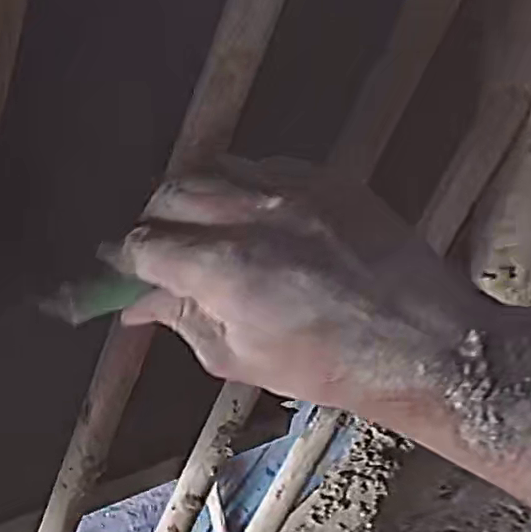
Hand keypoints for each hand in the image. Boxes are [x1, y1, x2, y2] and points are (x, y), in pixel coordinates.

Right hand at [117, 160, 485, 411]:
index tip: (110, 267)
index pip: (146, 246)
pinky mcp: (328, 182)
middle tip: (147, 250)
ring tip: (188, 227)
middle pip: (172, 194)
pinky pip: (259, 165)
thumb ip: (179, 319)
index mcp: (225, 270)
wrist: (420, 343)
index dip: (120, 259)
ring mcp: (296, 191)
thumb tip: (137, 306)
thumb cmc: (319, 365)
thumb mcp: (231, 356)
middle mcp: (255, 217)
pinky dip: (232, 186)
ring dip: (187, 196)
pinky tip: (236, 215)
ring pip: (213, 169)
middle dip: (148, 222)